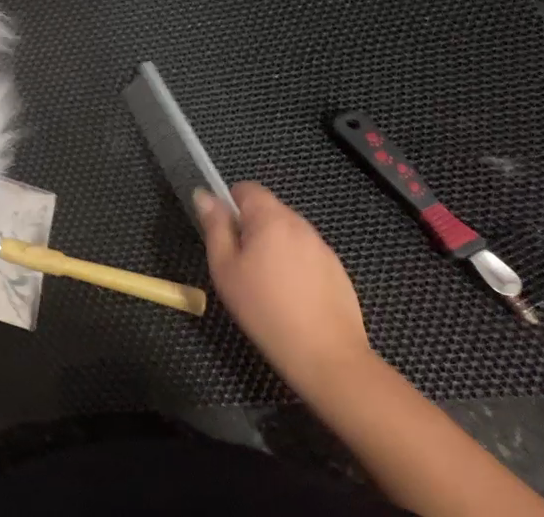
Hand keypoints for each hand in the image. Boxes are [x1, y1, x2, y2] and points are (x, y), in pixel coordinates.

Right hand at [197, 182, 375, 394]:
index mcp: (271, 220)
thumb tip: (205, 196)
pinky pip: (307, 255)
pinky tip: (290, 296)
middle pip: (270, 210)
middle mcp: (301, 226)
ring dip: (273, 246)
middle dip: (251, 227)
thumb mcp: (224, 268)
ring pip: (289, 234)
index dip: (230, 203)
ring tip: (264, 282)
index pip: (248, 189)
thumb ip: (215, 227)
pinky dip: (294, 265)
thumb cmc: (263, 308)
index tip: (223, 232)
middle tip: (238, 261)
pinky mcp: (338, 272)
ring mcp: (324, 249)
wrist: (325, 354)